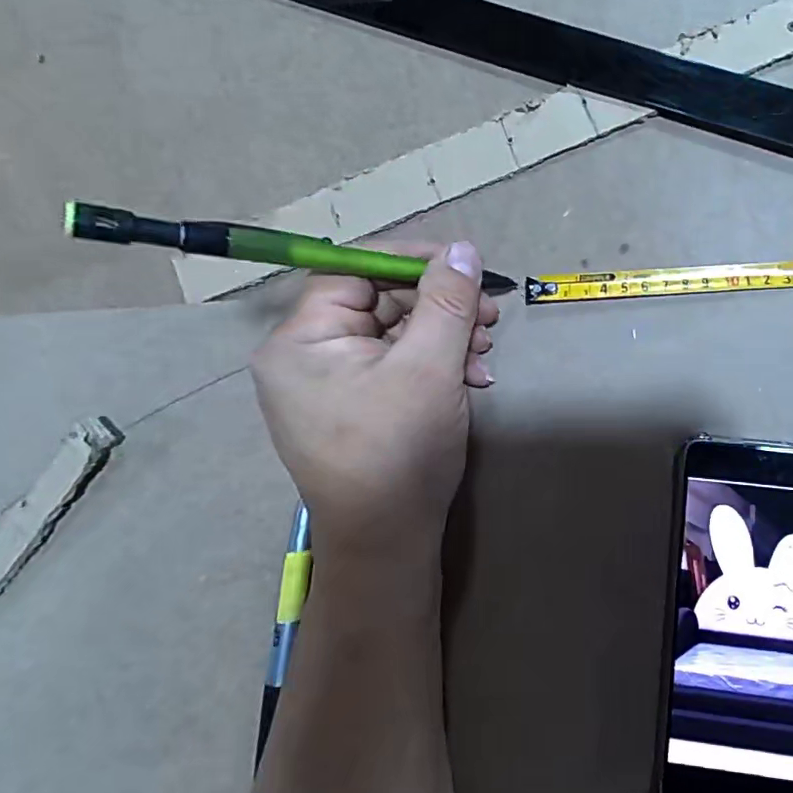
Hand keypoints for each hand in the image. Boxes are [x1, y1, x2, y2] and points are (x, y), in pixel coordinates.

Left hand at [251, 242, 499, 553]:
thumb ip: (446, 303)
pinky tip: (471, 378)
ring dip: (445, 338)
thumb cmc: (399, 451)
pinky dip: (435, 366)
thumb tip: (463, 249)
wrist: (388, 543)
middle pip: (378, 304)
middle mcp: (307, 358)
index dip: (410, 262)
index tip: (462, 264)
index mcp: (302, 341)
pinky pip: (396, 367)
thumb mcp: (429, 368)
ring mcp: (331, 386)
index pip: (352, 272)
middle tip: (489, 316)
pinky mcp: (357, 408)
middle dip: (439, 308)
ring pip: (394, 336)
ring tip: (485, 355)